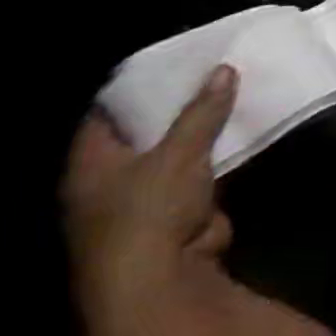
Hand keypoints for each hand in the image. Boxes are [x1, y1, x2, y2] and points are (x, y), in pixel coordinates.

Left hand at [62, 65, 236, 329]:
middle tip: (211, 65)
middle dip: (179, 101)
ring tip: (235, 85)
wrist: (166, 277)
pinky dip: (219, 148)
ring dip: (205, 124)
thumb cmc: (150, 210)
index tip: (169, 59)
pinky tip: (244, 121)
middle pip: (145, 129)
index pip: (106, 113)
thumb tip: (224, 68)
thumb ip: (202, 109)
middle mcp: (112, 179)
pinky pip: (201, 166)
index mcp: (92, 165)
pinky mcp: (181, 206)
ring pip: (178, 147)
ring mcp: (147, 194)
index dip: (135, 85)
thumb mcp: (179, 151)